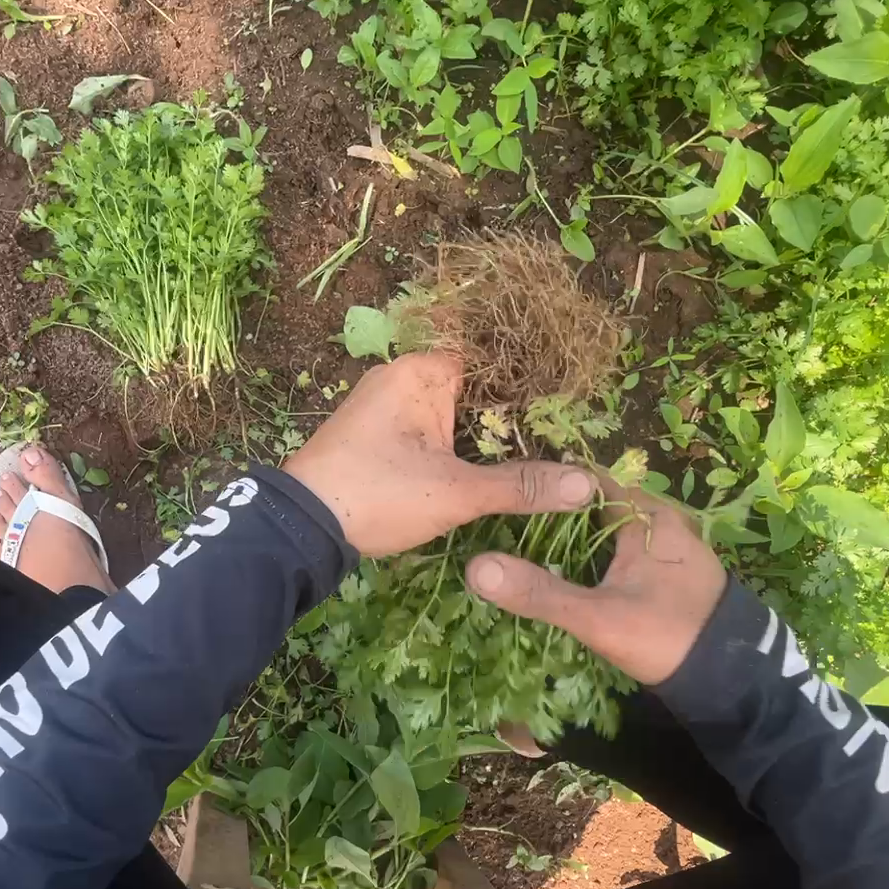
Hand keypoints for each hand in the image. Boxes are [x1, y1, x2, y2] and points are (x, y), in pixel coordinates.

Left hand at [282, 352, 594, 556]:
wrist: (300, 528)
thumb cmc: (377, 494)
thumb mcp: (455, 492)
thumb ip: (520, 486)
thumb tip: (588, 484)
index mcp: (420, 372)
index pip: (492, 360)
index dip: (532, 384)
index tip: (571, 409)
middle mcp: (401, 378)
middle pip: (474, 389)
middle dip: (511, 415)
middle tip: (564, 437)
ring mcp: (385, 407)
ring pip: (452, 413)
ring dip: (484, 434)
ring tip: (541, 453)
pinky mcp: (376, 435)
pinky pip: (429, 431)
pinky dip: (456, 446)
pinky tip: (487, 467)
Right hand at [464, 482, 727, 684]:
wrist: (736, 684)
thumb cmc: (668, 637)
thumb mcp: (597, 617)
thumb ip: (538, 593)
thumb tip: (475, 568)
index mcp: (646, 516)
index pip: (582, 481)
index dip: (540, 487)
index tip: (499, 498)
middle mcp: (657, 521)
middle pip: (589, 506)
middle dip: (548, 517)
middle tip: (498, 528)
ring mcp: (663, 548)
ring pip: (602, 532)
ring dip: (567, 541)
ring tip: (516, 550)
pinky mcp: (664, 574)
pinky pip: (615, 553)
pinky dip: (587, 559)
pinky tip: (558, 576)